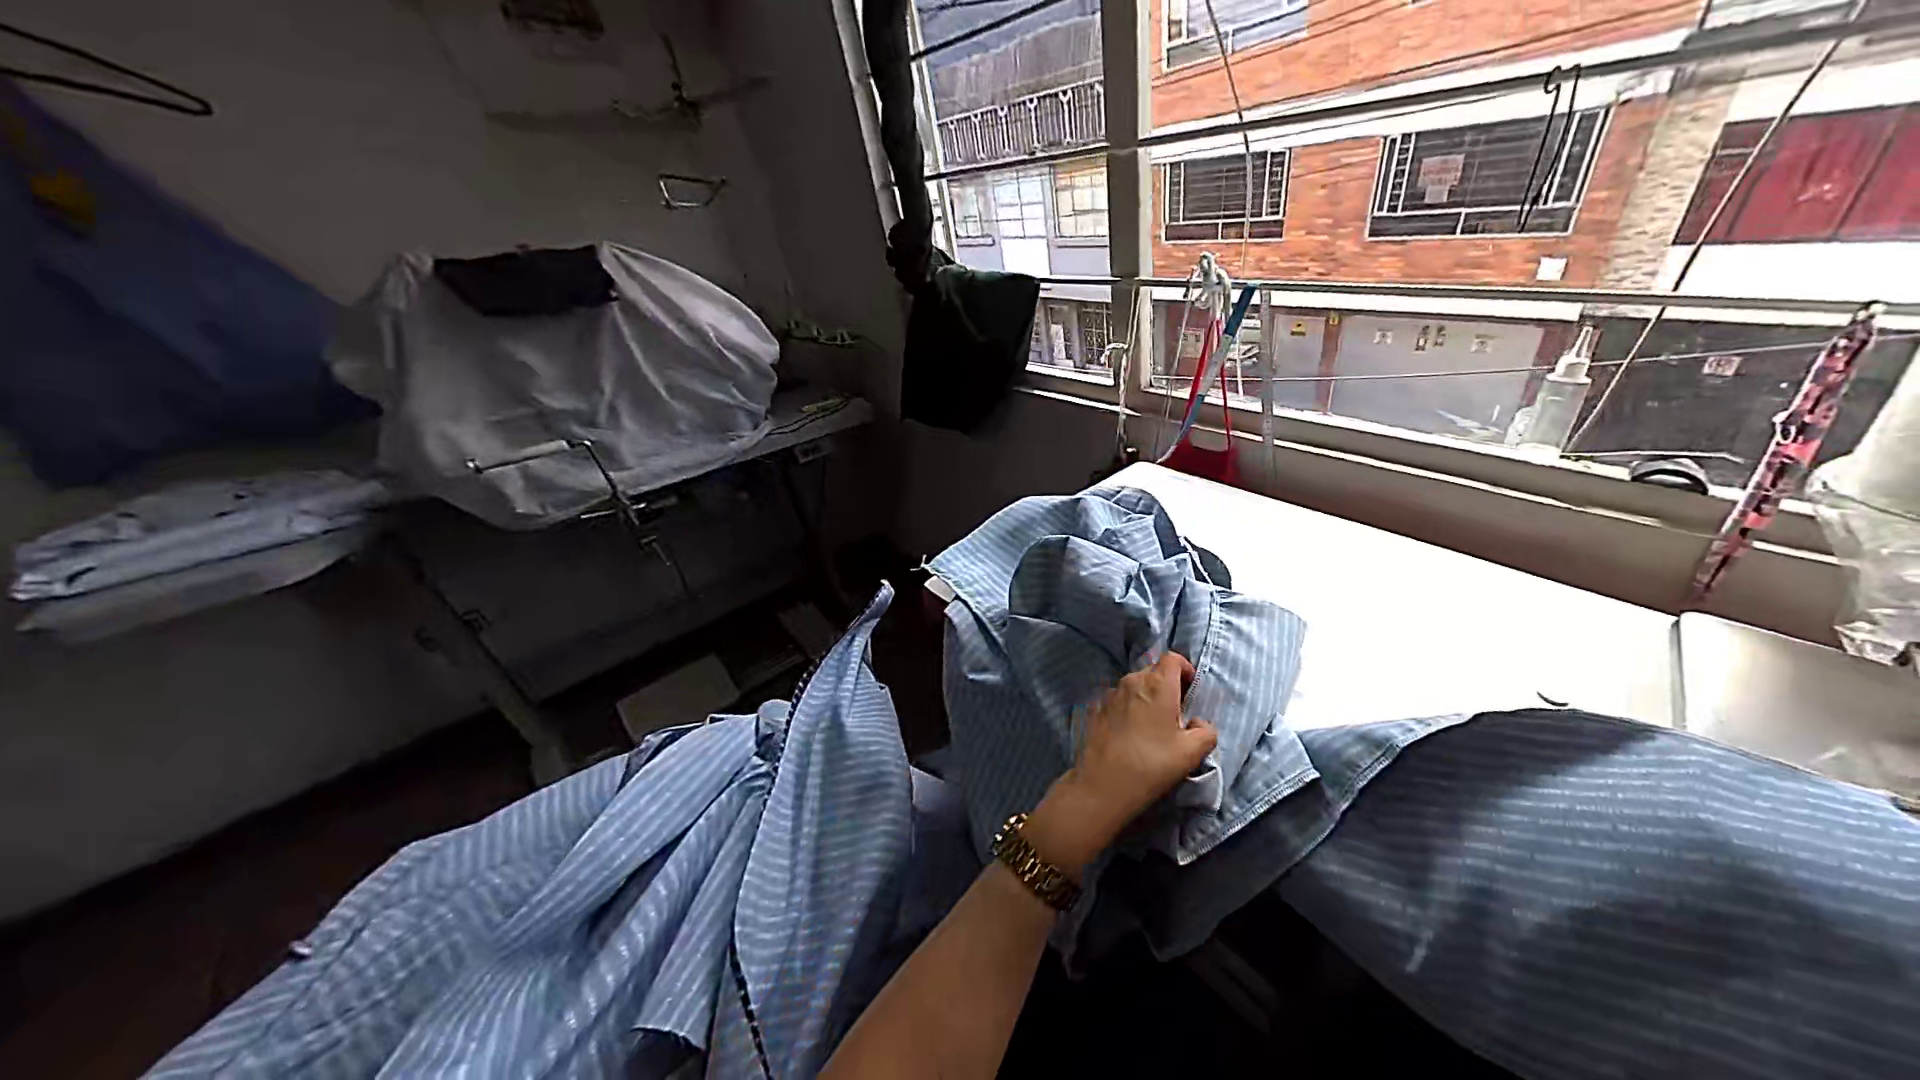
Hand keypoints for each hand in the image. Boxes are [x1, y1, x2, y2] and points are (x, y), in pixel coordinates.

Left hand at [1021, 652, 1217, 877]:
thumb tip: (1198, 723)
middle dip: (1166, 687)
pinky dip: (1127, 709)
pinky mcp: (1095, 709)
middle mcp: (1131, 681)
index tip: (1190, 692)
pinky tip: (1129, 735)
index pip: (1173, 658)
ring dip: (1145, 698)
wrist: (1102, 784)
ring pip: (1134, 686)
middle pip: (1153, 672)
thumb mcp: (1192, 753)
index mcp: (1157, 684)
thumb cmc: (1152, 764)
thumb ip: (1206, 732)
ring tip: (1151, 728)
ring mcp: (1109, 694)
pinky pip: (1117, 701)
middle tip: (1174, 715)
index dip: (1185, 670)